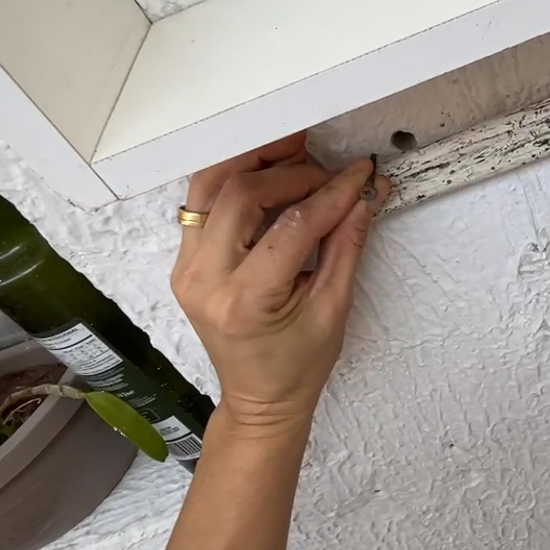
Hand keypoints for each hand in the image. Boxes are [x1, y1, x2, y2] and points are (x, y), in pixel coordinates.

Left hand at [170, 134, 386, 433]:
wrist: (260, 398)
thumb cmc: (299, 364)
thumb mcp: (334, 307)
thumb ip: (347, 244)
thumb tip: (364, 193)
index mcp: (245, 300)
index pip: (292, 224)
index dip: (331, 192)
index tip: (359, 173)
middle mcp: (205, 280)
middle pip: (240, 192)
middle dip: (290, 169)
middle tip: (326, 165)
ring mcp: (187, 269)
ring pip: (210, 187)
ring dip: (252, 162)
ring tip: (293, 151)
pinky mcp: (185, 262)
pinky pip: (203, 204)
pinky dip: (235, 181)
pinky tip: (267, 175)